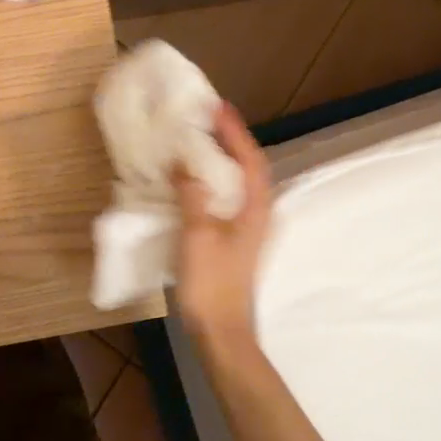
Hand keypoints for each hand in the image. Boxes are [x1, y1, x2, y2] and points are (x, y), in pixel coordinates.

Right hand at [174, 102, 274, 351]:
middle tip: (203, 117)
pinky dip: (210, 180)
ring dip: (219, 159)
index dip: (235, 132)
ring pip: (235, 183)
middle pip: (247, 167)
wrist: (221, 333)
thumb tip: (184, 162)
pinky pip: (223, 198)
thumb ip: (193, 195)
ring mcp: (246, 230)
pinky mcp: (232, 241)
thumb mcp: (198, 235)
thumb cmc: (212, 284)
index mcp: (255, 210)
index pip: (250, 159)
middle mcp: (257, 215)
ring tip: (195, 139)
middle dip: (228, 140)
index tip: (217, 107)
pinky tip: (189, 180)